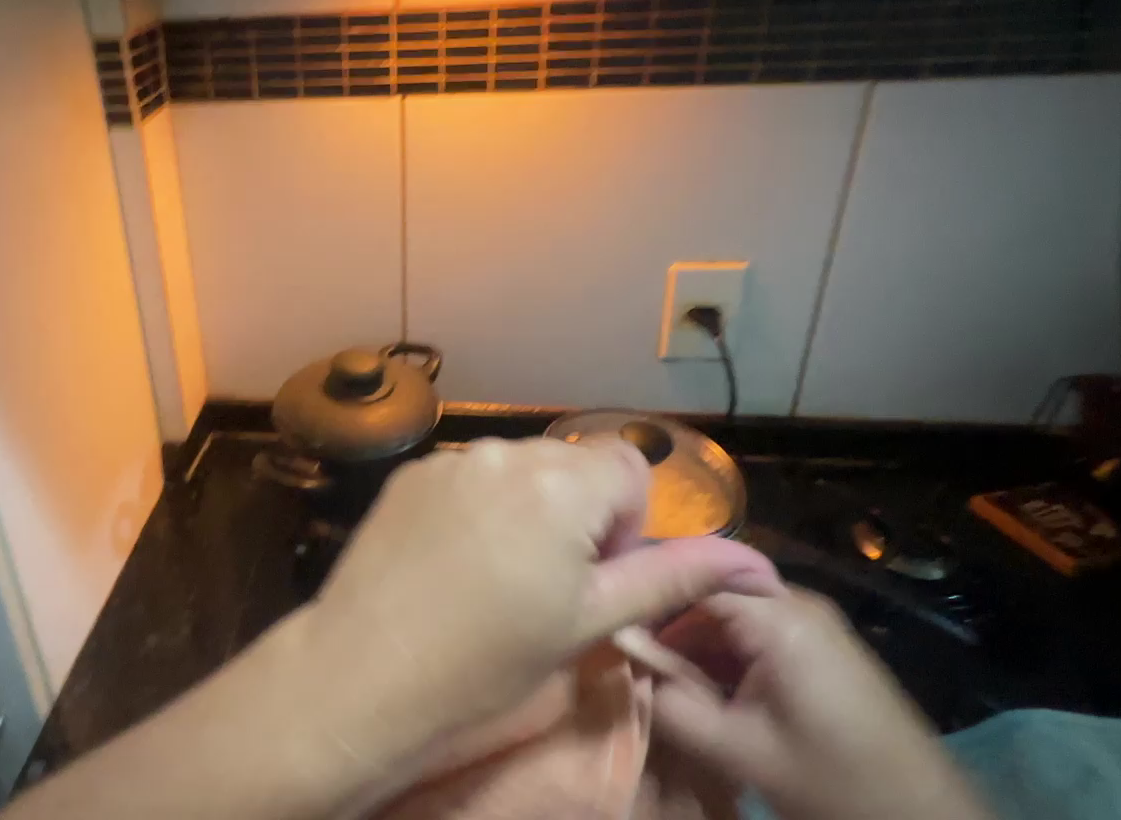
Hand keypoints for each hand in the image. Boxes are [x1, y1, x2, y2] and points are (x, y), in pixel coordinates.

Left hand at [295, 437, 782, 789]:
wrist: (367, 669)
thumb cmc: (489, 659)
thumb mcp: (589, 622)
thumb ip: (670, 578)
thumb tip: (752, 561)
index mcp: (560, 481)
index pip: (628, 465)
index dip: (625, 520)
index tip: (591, 571)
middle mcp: (503, 450)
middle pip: (572, 462)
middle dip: (578, 509)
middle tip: (545, 579)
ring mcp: (450, 457)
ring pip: (518, 466)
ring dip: (527, 504)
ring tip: (495, 571)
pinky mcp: (411, 471)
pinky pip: (468, 473)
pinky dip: (478, 503)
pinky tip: (453, 557)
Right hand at [649, 590, 993, 819]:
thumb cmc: (834, 783)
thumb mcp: (739, 750)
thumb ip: (671, 701)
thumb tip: (619, 657)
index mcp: (778, 616)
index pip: (689, 584)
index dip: (649, 606)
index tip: (617, 633)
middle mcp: (799, 603)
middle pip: (711, 595)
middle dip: (672, 628)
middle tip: (639, 661)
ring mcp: (817, 624)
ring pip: (733, 614)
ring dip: (699, 645)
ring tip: (669, 679)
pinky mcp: (826, 647)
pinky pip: (759, 632)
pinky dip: (729, 655)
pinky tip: (713, 691)